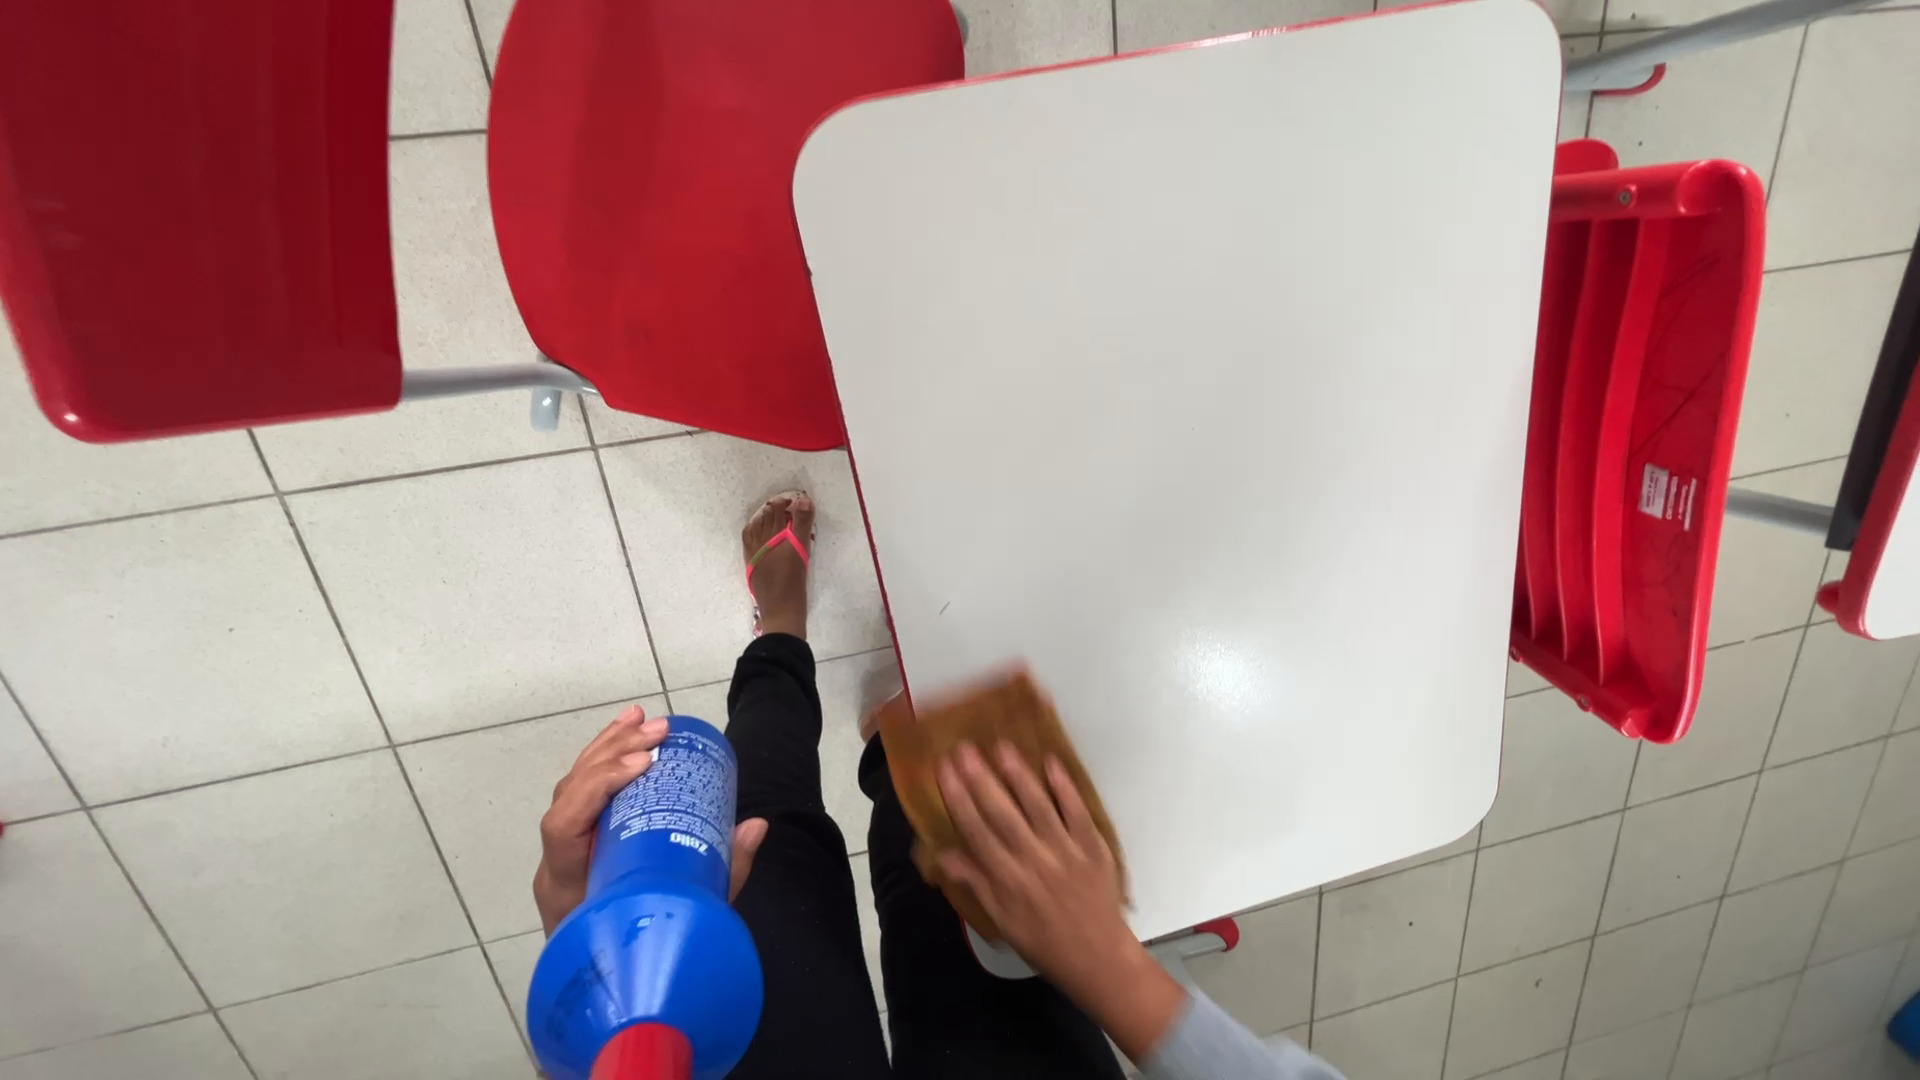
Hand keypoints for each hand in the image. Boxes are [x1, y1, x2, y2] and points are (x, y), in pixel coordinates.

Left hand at [533, 705, 769, 934]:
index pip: (564, 828)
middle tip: (660, 733)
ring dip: (607, 747)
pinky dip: (604, 758)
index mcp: (571, 890)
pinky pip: (582, 794)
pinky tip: (626, 731)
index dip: (598, 788)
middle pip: (569, 795)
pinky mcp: (579, 843)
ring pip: (572, 788)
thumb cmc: (645, 957)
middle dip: (613, 754)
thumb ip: (722, 877)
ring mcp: (565, 853)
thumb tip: (756, 824)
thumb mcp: (687, 920)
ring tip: (642, 719)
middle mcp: (559, 866)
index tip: (644, 767)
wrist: (612, 995)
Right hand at [936, 742, 1184, 1060]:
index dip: (958, 799)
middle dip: (980, 779)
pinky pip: (1077, 812)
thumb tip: (944, 853)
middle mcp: (1033, 861)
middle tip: (963, 748)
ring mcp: (1065, 851)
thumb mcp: (1002, 920)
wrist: (1098, 959)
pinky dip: (1065, 787)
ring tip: (1001, 747)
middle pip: (1002, 814)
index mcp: (1007, 880)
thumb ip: (976, 883)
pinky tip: (1052, 762)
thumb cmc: (1044, 941)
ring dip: (1019, 776)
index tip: (944, 769)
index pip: (976, 832)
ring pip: (1038, 807)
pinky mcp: (1093, 846)